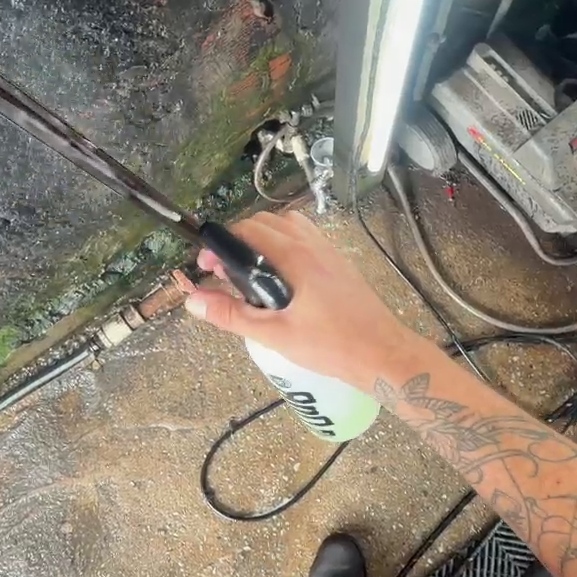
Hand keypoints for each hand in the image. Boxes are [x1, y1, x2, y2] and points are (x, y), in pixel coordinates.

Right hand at [187, 210, 435, 388]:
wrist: (382, 353)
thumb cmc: (330, 346)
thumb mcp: (274, 335)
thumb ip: (232, 315)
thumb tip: (194, 301)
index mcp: (294, 255)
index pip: (248, 229)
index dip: (221, 244)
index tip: (207, 267)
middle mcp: (312, 244)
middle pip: (265, 222)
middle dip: (238, 241)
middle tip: (225, 274)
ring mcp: (328, 250)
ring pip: (287, 226)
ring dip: (263, 240)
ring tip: (252, 274)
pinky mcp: (339, 262)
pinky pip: (305, 238)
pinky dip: (285, 245)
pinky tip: (282, 279)